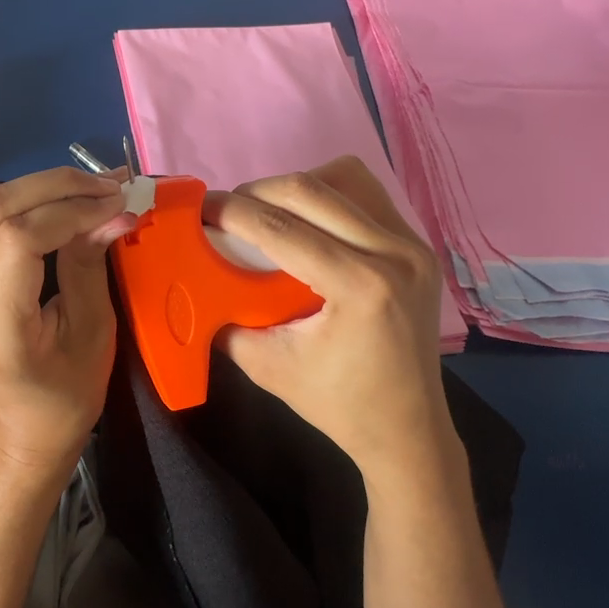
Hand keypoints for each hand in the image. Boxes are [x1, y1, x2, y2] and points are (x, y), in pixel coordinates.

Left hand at [0, 167, 136, 470]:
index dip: (68, 210)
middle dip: (54, 185)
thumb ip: (90, 264)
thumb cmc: (70, 387)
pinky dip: (32, 203)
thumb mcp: (94, 331)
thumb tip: (112, 208)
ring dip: (44, 188)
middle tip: (108, 184)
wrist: (29, 420)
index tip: (116, 201)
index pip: (18, 240)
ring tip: (94, 188)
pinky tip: (68, 203)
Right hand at [204, 156, 452, 469]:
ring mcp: (412, 244)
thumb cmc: (338, 405)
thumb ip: (226, 317)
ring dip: (297, 186)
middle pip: (309, 189)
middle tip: (228, 209)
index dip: (232, 211)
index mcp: (360, 286)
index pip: (280, 228)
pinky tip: (309, 221)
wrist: (408, 431)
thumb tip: (190, 278)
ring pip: (344, 176)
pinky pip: (367, 193)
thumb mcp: (267, 366)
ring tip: (270, 211)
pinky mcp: (418, 244)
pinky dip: (330, 194)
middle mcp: (393, 253)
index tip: (199, 208)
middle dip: (257, 191)